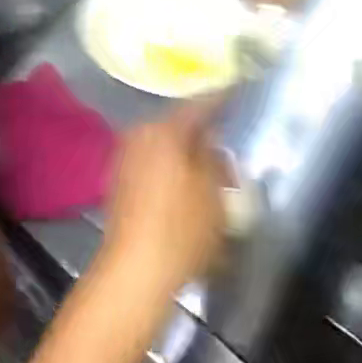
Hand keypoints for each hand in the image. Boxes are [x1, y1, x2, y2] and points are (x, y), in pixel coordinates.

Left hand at [96, 98, 233, 300]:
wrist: (135, 271)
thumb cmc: (181, 229)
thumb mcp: (214, 192)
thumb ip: (215, 157)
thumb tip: (212, 139)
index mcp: (164, 129)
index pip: (199, 103)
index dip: (223, 98)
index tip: (241, 91)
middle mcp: (139, 133)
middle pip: (178, 123)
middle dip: (204, 130)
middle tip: (231, 137)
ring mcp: (125, 156)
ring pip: (165, 143)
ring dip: (187, 151)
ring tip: (214, 165)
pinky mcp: (120, 180)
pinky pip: (153, 161)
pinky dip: (172, 166)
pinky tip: (188, 184)